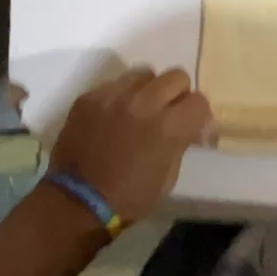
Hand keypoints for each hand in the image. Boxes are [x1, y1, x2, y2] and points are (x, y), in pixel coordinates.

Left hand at [49, 67, 212, 224]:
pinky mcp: (89, 97)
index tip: (193, 126)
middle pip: (176, 75)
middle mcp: (143, 102)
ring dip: (149, 89)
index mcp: (168, 126)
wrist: (77, 202)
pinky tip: (114, 116)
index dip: (199, 114)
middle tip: (169, 113)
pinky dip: (120, 96)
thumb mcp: (168, 176)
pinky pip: (113, 84)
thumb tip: (192, 127)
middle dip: (178, 94)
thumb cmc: (129, 197)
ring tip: (140, 109)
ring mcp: (113, 96)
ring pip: (143, 73)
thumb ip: (181, 142)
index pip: (199, 100)